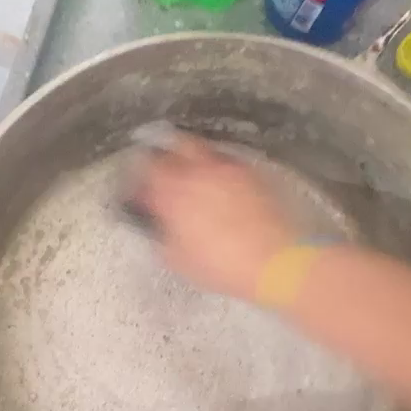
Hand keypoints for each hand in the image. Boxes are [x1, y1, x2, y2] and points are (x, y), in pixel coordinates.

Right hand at [135, 134, 297, 299]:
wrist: (272, 261)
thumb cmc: (220, 265)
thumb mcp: (177, 258)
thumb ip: (161, 235)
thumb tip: (158, 225)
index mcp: (173, 193)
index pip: (145, 170)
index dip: (138, 175)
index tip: (138, 185)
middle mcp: (198, 172)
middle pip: (173, 145)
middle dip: (164, 152)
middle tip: (160, 164)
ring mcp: (227, 169)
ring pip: (202, 147)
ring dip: (190, 154)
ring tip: (189, 169)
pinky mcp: (252, 173)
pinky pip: (228, 160)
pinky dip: (217, 165)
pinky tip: (219, 179)